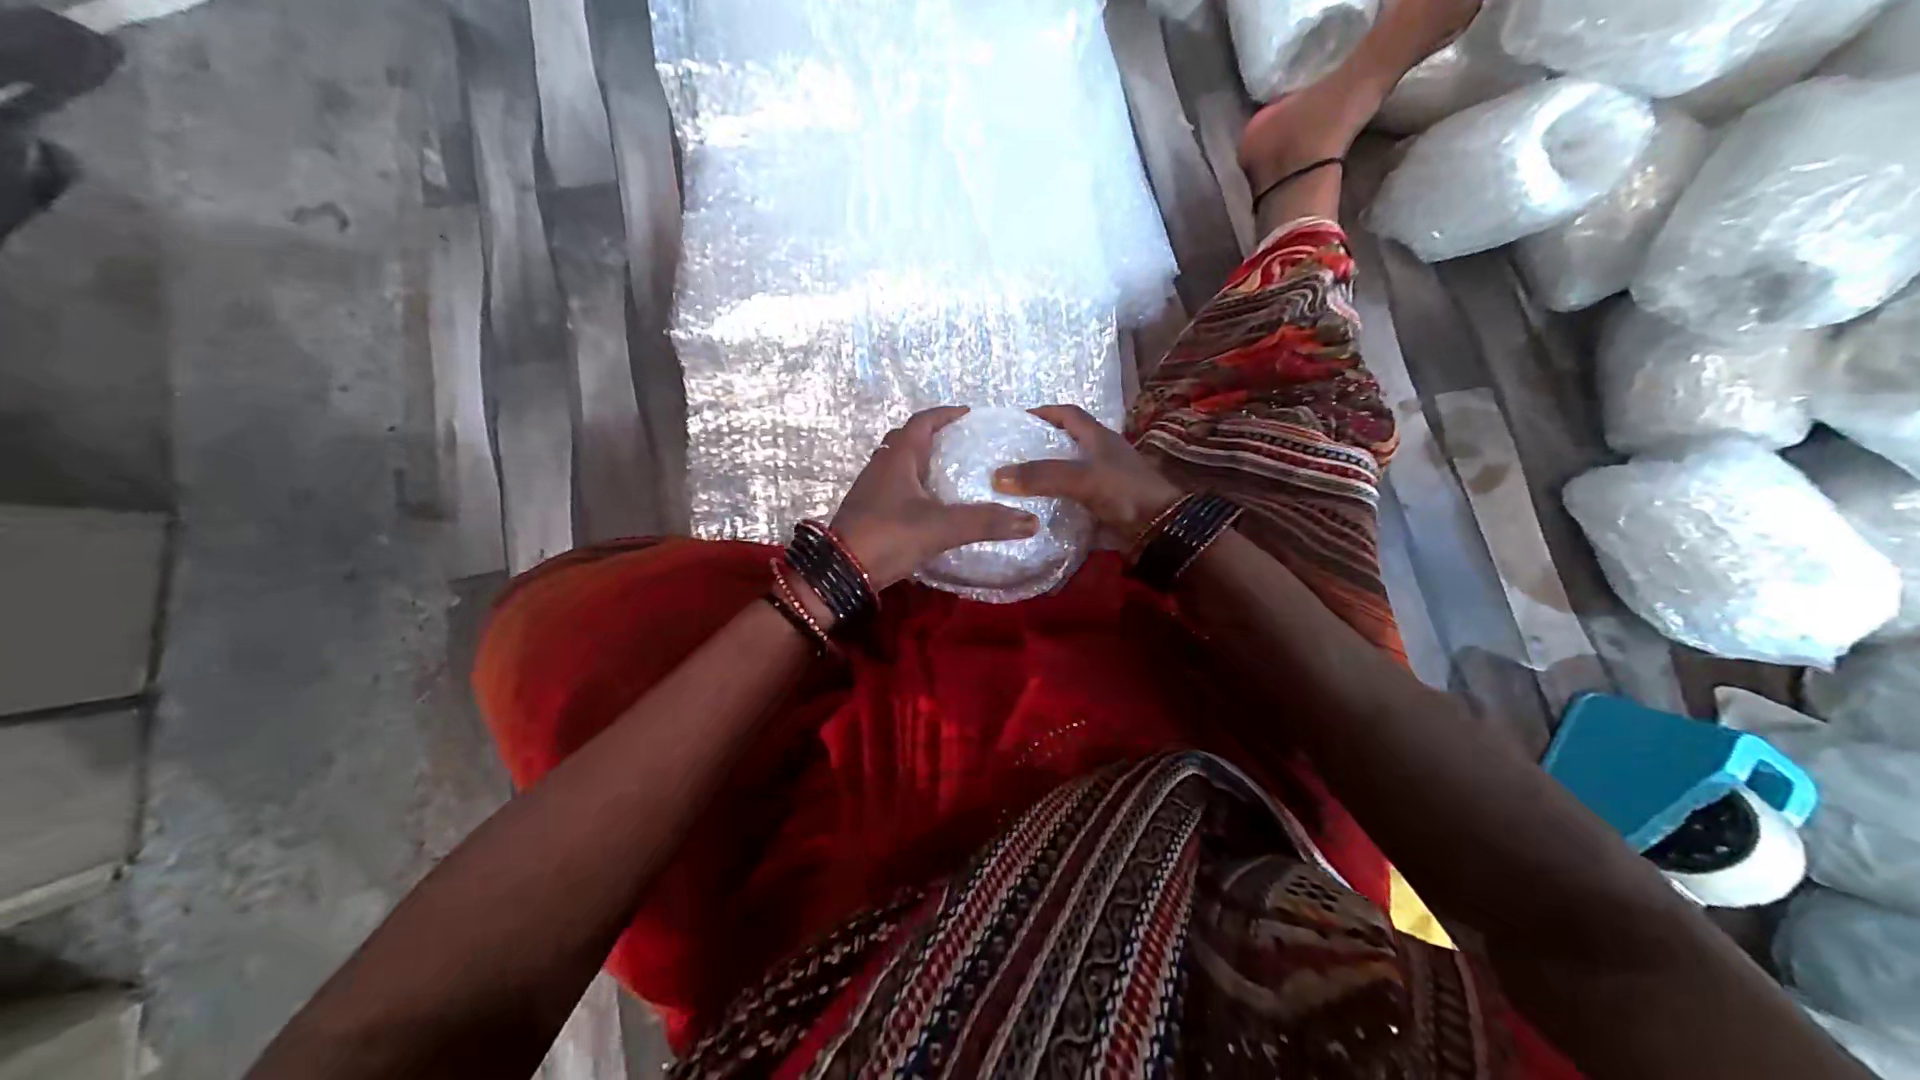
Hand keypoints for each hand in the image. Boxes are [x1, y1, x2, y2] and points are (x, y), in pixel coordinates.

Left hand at [830, 406, 1041, 590]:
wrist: (841, 572)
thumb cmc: (887, 536)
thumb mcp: (941, 527)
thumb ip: (985, 522)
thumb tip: (1031, 521)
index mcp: (897, 458)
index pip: (922, 422)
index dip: (945, 415)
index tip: (968, 415)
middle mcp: (881, 466)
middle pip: (907, 439)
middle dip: (933, 436)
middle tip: (961, 444)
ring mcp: (871, 490)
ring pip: (899, 465)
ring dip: (922, 462)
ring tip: (951, 472)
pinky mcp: (868, 512)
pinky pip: (895, 487)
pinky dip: (915, 486)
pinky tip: (931, 505)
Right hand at [992, 405, 1183, 540]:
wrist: (1160, 530)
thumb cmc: (1125, 492)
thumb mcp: (1081, 478)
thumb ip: (1040, 475)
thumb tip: (997, 476)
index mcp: (1099, 438)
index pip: (1068, 414)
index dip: (1044, 412)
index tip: (1017, 420)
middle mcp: (1101, 456)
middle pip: (1065, 443)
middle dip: (1038, 447)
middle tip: (1009, 456)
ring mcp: (1103, 483)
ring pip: (1067, 474)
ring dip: (1044, 478)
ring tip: (1014, 485)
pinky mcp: (1102, 508)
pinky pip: (1071, 501)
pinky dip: (1053, 504)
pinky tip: (1033, 512)